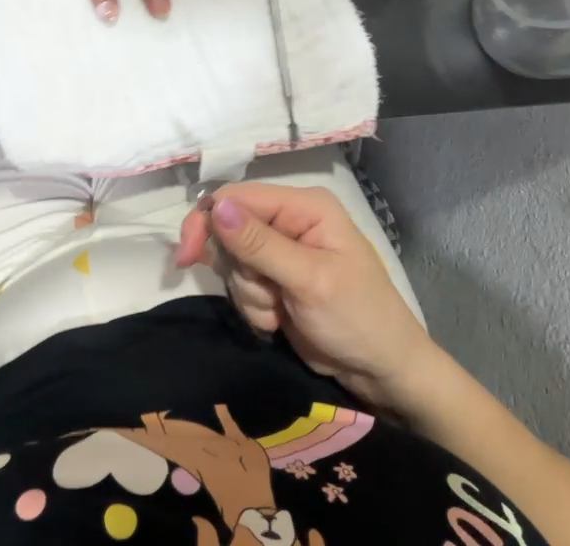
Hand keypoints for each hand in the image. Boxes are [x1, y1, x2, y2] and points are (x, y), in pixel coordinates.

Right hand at [175, 183, 439, 410]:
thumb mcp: (310, 281)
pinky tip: (280, 321)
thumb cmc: (359, 319)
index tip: (187, 257)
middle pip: (228, 231)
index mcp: (304, 206)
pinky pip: (240, 286)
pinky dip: (254, 307)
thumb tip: (217, 207)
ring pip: (232, 264)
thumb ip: (260, 244)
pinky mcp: (274, 280)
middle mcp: (289, 221)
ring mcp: (280, 252)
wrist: (382, 372)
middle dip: (240, 271)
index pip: (236, 198)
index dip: (208, 223)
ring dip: (249, 295)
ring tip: (282, 312)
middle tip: (269, 296)